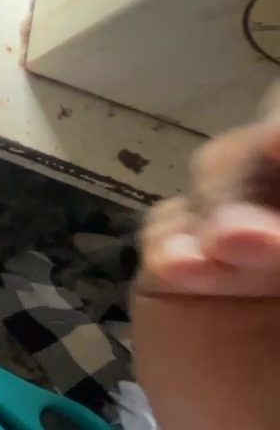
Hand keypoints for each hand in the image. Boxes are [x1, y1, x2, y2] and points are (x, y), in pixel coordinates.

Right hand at [134, 87, 279, 429]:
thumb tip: (266, 229)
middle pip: (268, 154)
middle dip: (264, 179)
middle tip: (263, 232)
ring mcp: (238, 249)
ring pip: (216, 184)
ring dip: (223, 207)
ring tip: (235, 249)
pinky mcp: (175, 275)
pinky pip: (161, 233)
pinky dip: (170, 243)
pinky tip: (185, 271)